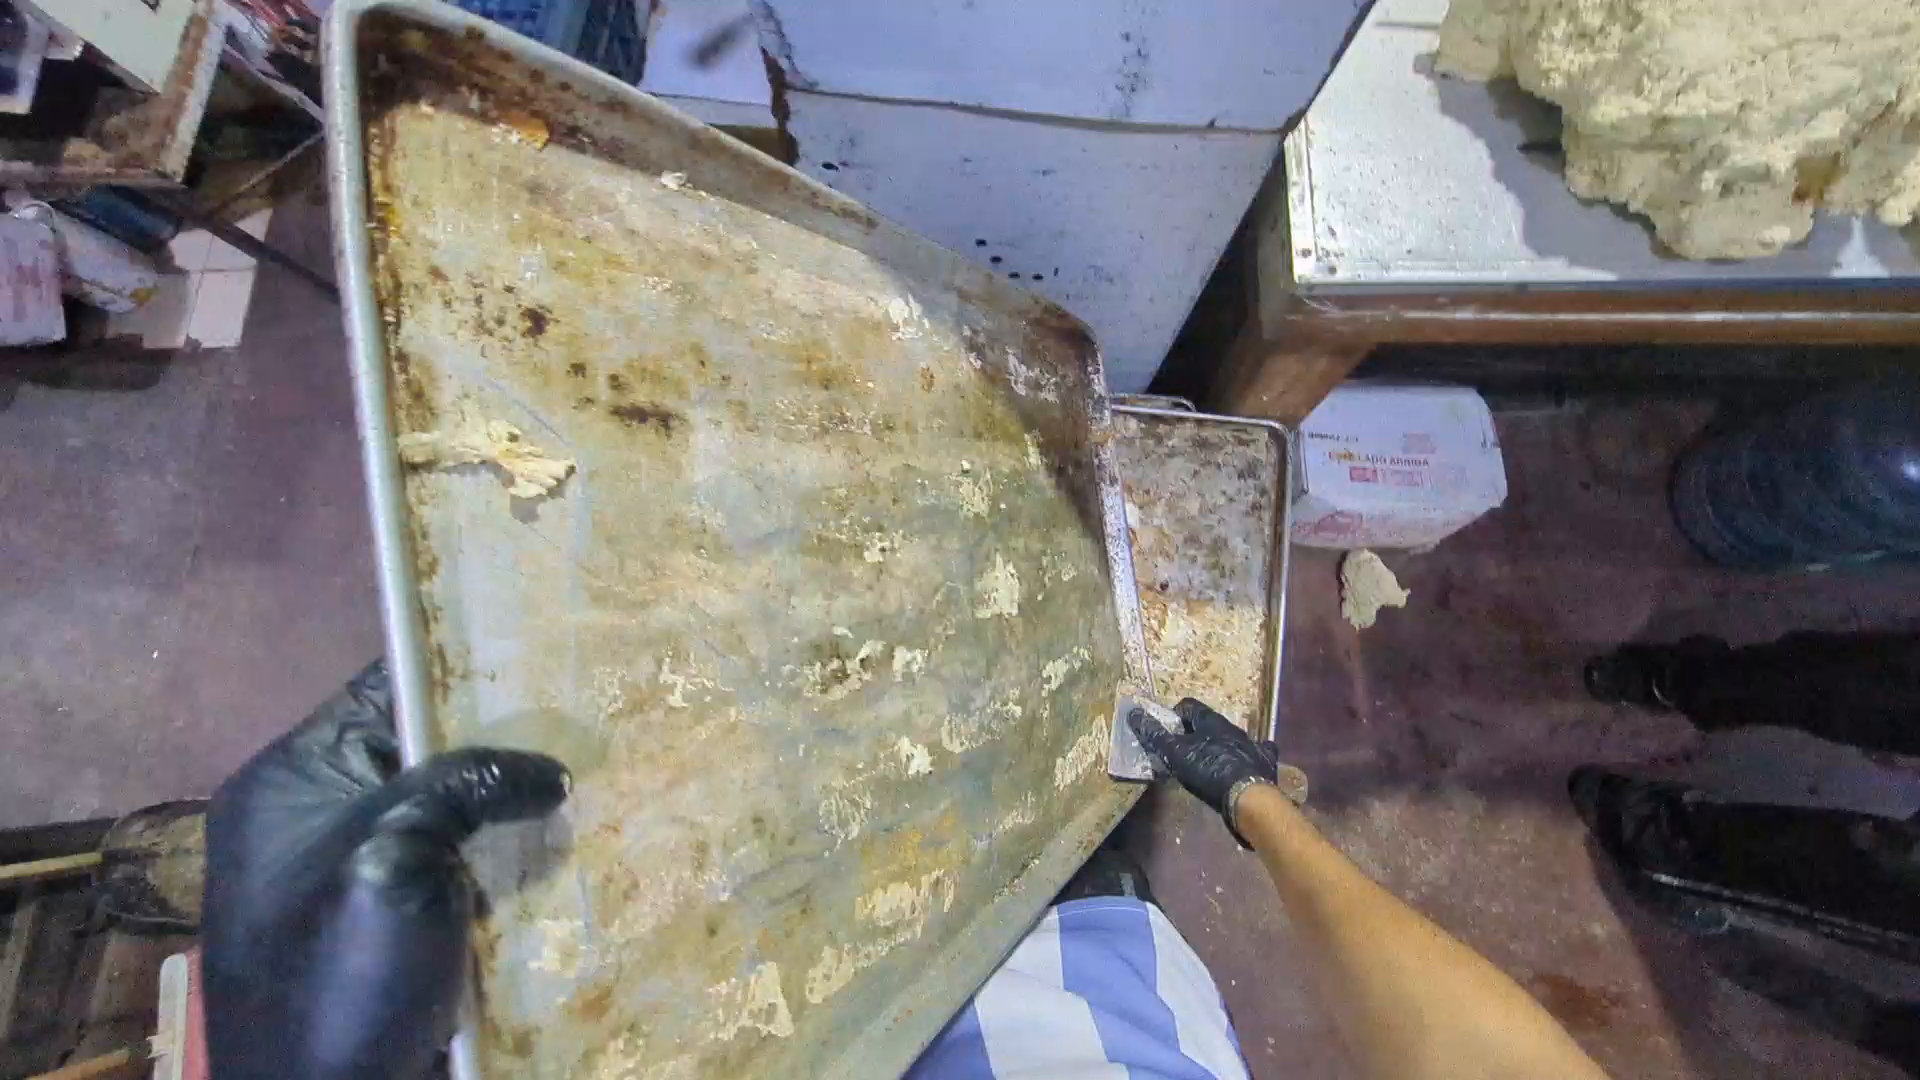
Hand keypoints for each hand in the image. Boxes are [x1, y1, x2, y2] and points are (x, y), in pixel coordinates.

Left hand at [203, 661, 569, 1079]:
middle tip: (587, 713)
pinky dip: (517, 837)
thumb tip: (553, 770)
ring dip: (518, 790)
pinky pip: (472, 844)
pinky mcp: (409, 901)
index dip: (466, 665)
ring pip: (462, 794)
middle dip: (508, 732)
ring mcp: (371, 857)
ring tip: (594, 766)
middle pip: (433, 739)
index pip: (389, 686)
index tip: (547, 653)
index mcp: (299, 778)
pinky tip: (570, 830)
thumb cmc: (341, 970)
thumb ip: (470, 782)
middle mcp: (329, 807)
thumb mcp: (395, 852)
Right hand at [1129, 697, 1280, 846]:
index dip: (1174, 716)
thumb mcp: (1175, 754)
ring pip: (1232, 736)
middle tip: (1184, 749)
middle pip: (1209, 722)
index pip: (1188, 705)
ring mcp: (1251, 744)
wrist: (1248, 797)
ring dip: (1220, 743)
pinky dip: (1250, 754)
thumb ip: (1155, 735)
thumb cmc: (1208, 771)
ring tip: (1209, 760)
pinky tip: (1247, 761)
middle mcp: (1232, 727)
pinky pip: (1258, 751)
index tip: (1166, 732)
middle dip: (1196, 731)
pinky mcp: (1263, 762)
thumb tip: (1134, 713)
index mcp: (1209, 720)